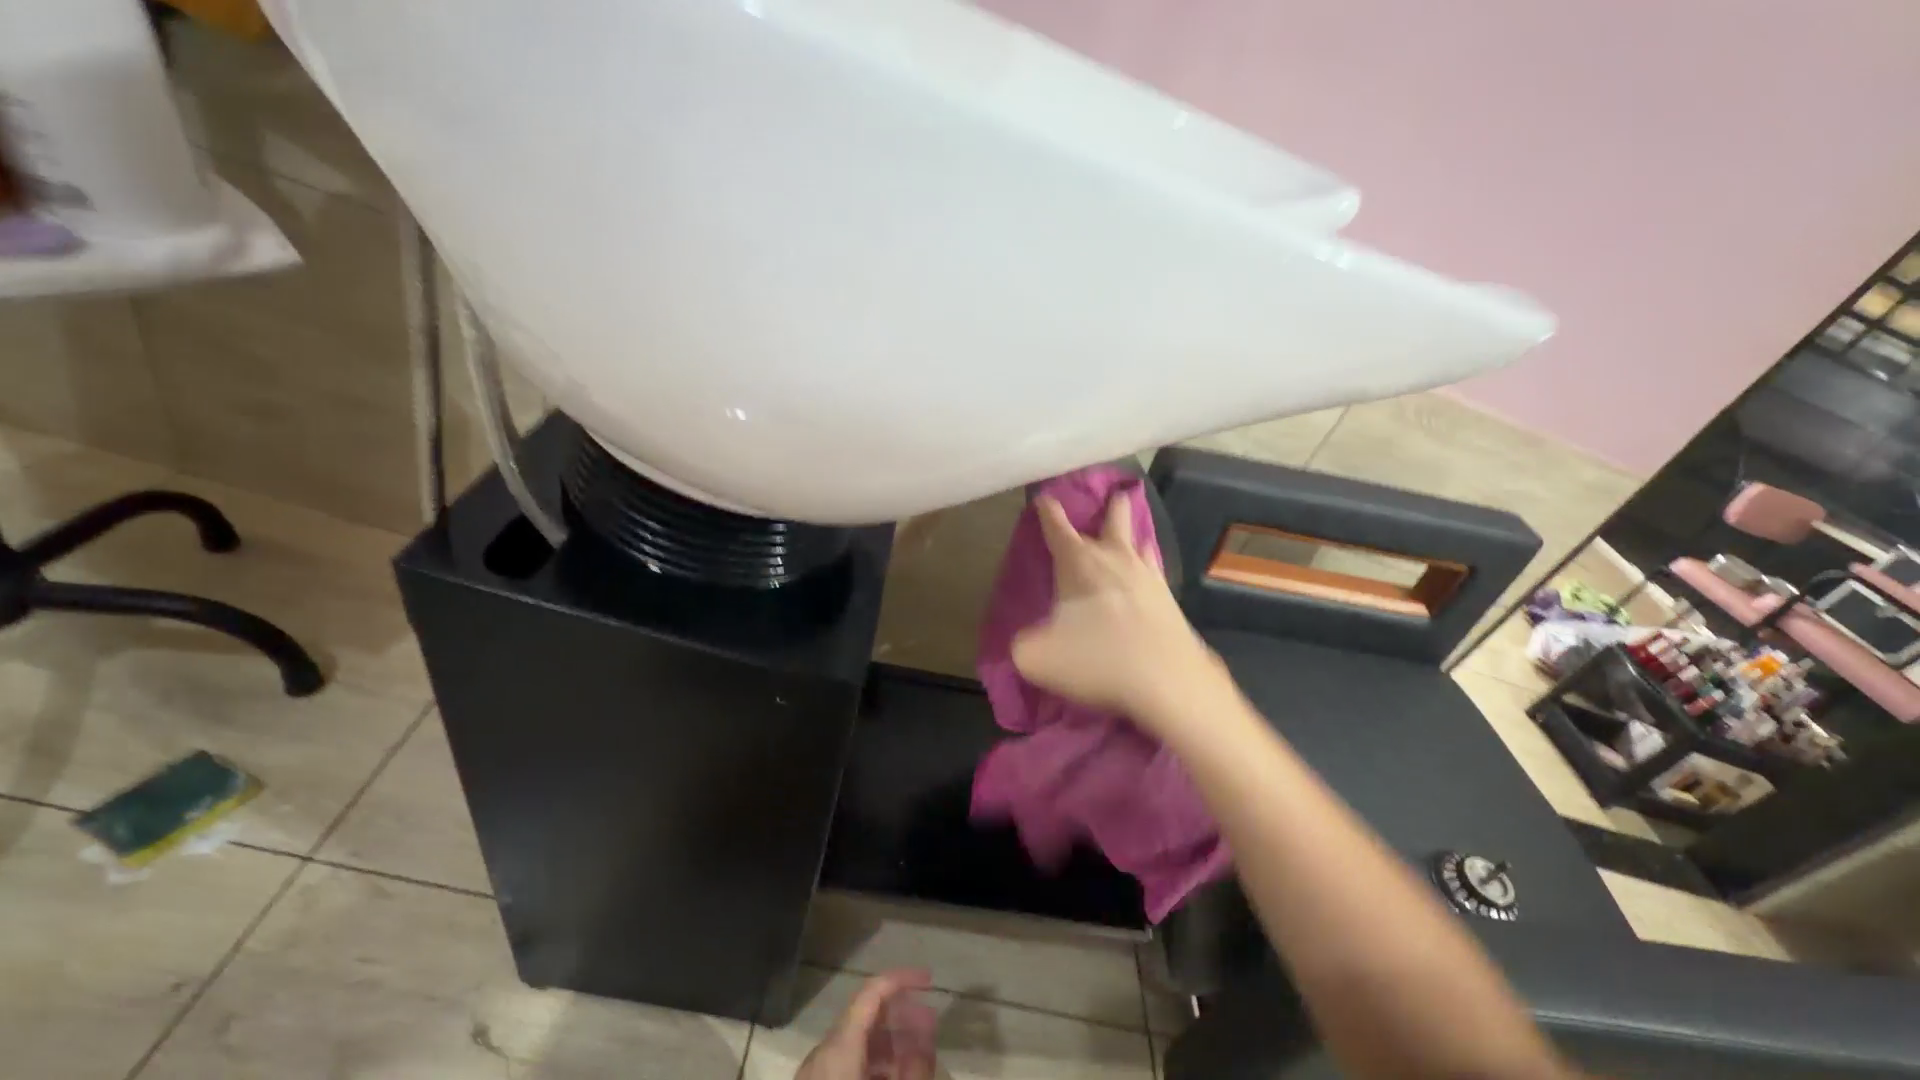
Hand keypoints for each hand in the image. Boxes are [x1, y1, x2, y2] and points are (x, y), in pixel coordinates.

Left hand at [795, 970, 936, 1079]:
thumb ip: (914, 1068)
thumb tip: (926, 1043)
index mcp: (839, 1044)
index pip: (871, 992)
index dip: (901, 978)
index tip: (929, 979)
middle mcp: (824, 1049)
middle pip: (866, 1017)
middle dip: (902, 1016)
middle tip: (932, 1023)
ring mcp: (816, 1070)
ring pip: (858, 1042)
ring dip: (890, 1043)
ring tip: (918, 1054)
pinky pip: (847, 1061)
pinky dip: (873, 1060)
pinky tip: (894, 1073)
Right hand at [1012, 494, 1227, 732]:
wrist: (1167, 681)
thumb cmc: (1097, 659)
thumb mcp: (1037, 657)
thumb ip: (1024, 644)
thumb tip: (1028, 641)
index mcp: (1079, 562)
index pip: (1056, 527)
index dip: (1047, 511)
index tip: (1042, 497)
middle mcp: (1115, 559)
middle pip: (1114, 518)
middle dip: (1110, 505)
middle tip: (1112, 493)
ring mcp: (1148, 577)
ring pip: (1141, 543)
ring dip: (1132, 536)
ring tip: (1129, 539)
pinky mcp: (1170, 601)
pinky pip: (1154, 574)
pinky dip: (1146, 571)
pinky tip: (1145, 583)